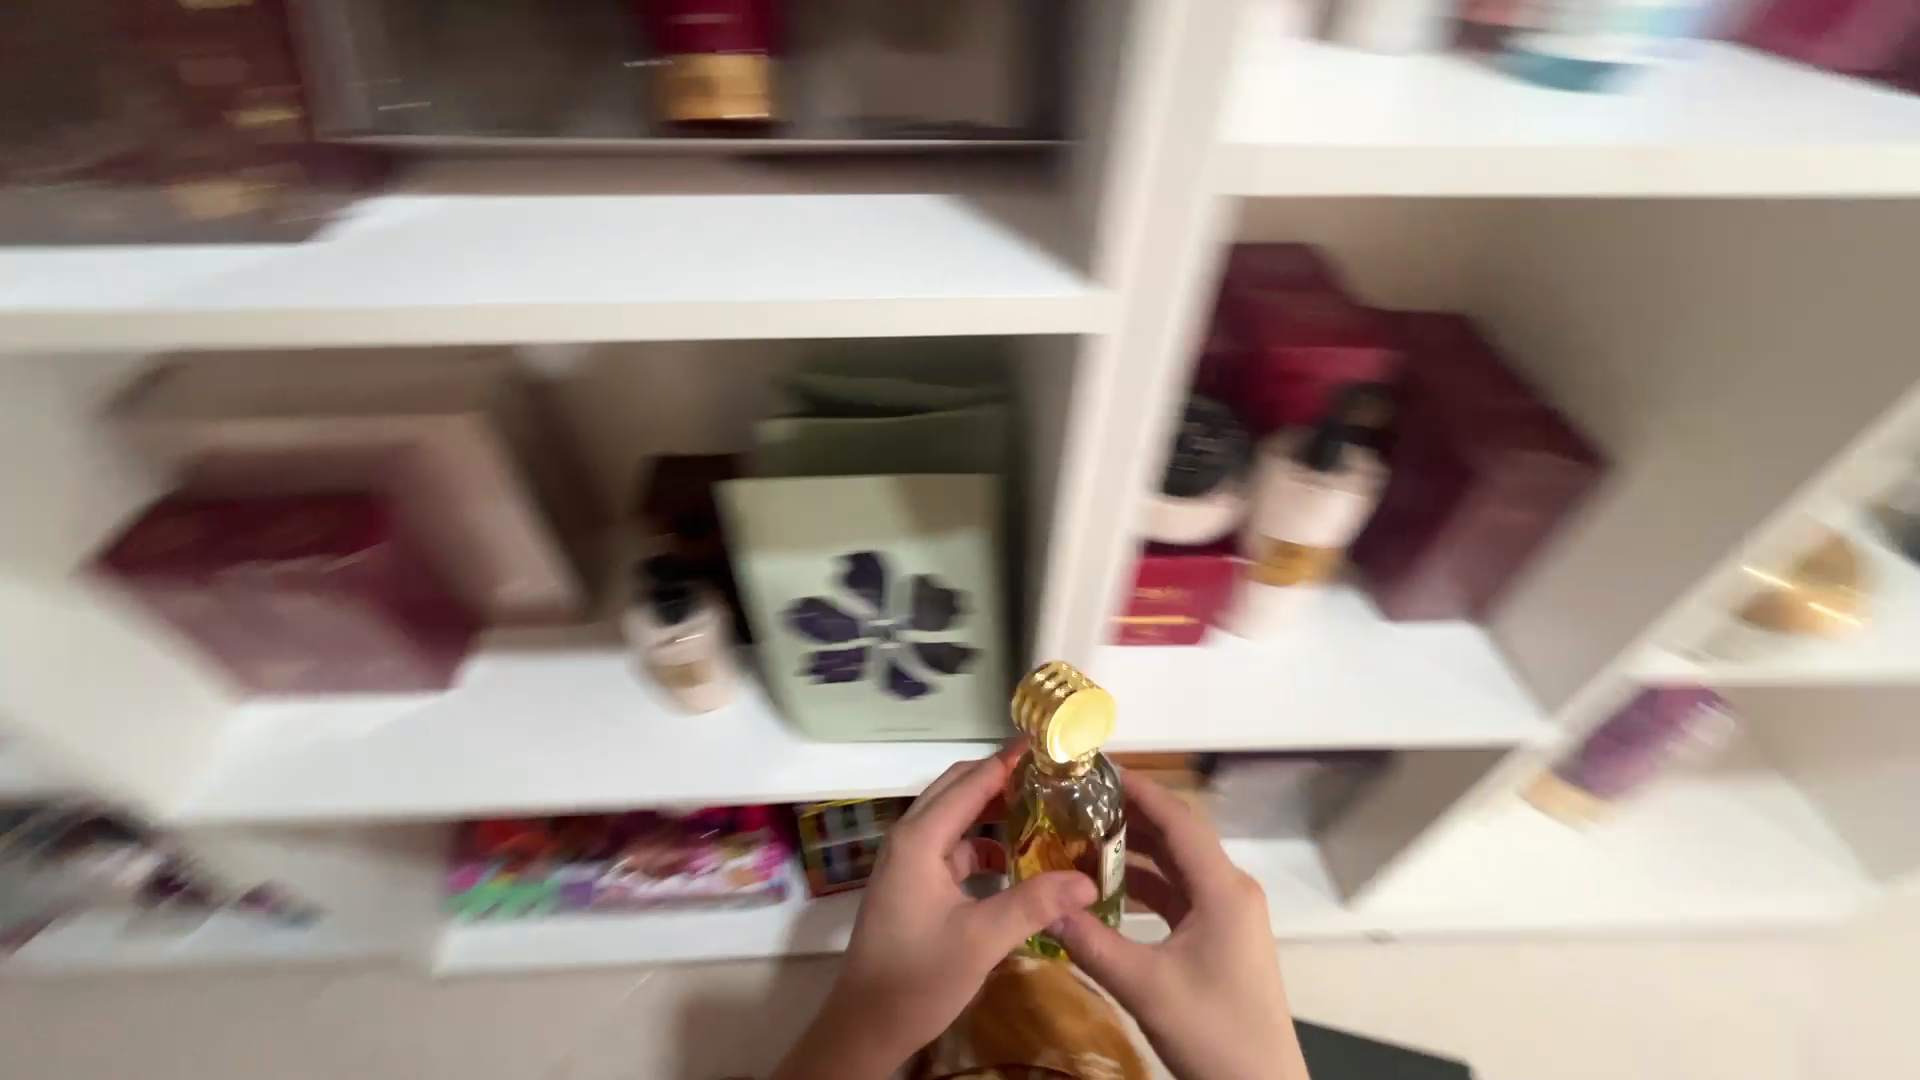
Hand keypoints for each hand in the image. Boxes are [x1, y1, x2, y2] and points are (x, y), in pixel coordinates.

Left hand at [774, 744, 1097, 1079]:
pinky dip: (981, 843)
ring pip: (954, 816)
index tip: (1043, 743)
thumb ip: (1034, 904)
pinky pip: (951, 845)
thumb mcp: (981, 940)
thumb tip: (1088, 881)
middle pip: (957, 788)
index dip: (1006, 761)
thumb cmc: (918, 977)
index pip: (969, 782)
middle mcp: (910, 836)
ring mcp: (908, 859)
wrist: (865, 1025)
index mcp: (920, 838)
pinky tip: (1014, 858)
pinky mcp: (913, 881)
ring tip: (1040, 809)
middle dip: (999, 776)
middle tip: (1048, 774)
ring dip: (991, 808)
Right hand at [1054, 771, 1307, 1079]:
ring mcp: (1229, 912)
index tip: (1097, 771)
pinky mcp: (1222, 934)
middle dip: (1130, 815)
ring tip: (1085, 836)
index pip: (1178, 819)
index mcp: (1222, 888)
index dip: (1139, 790)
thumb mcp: (1145, 987)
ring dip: (1136, 850)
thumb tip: (1045, 905)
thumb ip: (1092, 942)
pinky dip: (1146, 883)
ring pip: (1178, 863)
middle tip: (1080, 802)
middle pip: (1178, 835)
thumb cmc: (1212, 1032)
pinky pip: (1180, 892)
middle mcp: (1230, 888)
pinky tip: (1110, 887)